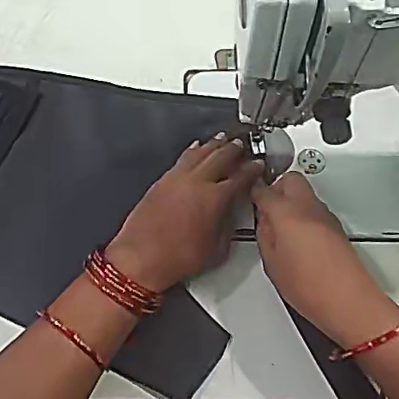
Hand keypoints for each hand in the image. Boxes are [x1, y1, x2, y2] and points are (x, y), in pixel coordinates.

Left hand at [106, 135, 262, 291]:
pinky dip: (193, 151)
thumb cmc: (174, 257)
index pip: (240, 177)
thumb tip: (230, 214)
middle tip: (242, 146)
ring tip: (222, 140)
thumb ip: (227, 225)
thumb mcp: (216, 248)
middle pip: (220, 157)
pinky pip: (183, 158)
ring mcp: (177, 179)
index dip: (252, 170)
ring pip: (200, 153)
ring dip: (214, 145)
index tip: (257, 166)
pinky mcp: (162, 181)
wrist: (141, 257)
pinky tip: (196, 149)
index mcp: (214, 198)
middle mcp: (196, 183)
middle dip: (235, 150)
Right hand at [253, 173, 398, 344]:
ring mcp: (326, 216)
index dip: (255, 191)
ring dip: (292, 200)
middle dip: (277, 187)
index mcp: (287, 212)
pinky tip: (298, 234)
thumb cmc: (313, 287)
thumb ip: (264, 234)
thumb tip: (263, 223)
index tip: (252, 195)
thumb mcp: (271, 262)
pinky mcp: (337, 227)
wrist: (348, 301)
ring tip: (282, 223)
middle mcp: (309, 208)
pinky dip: (305, 214)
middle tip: (267, 202)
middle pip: (291, 179)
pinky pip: (316, 209)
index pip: (265, 190)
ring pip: (305, 192)